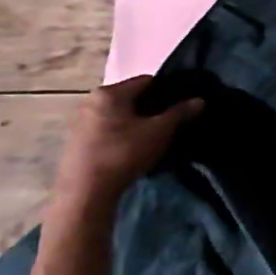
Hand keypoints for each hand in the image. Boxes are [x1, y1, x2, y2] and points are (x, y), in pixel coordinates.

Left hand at [53, 75, 202, 200]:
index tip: (177, 109)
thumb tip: (200, 100)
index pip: (146, 81)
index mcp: (110, 92)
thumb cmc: (123, 154)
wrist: (86, 192)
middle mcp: (90, 100)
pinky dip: (118, 136)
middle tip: (165, 127)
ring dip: (133, 124)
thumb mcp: (159, 132)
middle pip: (130, 98)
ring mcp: (79, 121)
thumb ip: (180, 114)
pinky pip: (104, 130)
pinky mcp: (75, 142)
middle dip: (148, 110)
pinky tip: (128, 153)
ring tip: (148, 142)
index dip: (166, 93)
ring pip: (117, 116)